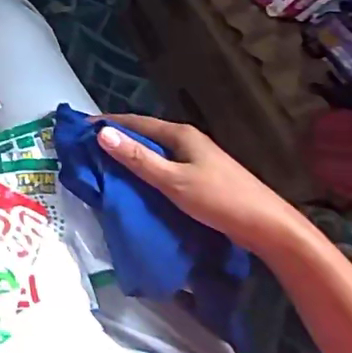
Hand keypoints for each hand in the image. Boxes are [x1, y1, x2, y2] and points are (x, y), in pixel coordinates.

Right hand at [95, 113, 308, 255]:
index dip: (106, 123)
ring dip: (130, 154)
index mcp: (180, 135)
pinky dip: (145, 168)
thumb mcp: (173, 181)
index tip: (78, 129)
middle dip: (116, 137)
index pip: (134, 122)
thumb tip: (101, 133)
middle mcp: (188, 141)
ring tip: (105, 164)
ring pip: (154, 150)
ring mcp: (197, 159)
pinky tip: (136, 182)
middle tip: (87, 148)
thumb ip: (137, 158)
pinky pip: (164, 165)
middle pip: (144, 134)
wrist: (273, 230)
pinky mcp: (202, 177)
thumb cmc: (221, 201)